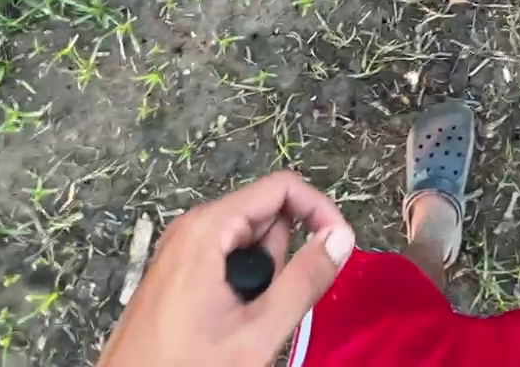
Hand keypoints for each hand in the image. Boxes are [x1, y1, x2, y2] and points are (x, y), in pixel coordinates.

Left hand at [96, 171, 354, 366]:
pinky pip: (228, 259)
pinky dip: (243, 285)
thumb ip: (304, 280)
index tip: (338, 249)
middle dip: (283, 256)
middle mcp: (193, 227)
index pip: (283, 187)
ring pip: (250, 240)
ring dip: (263, 276)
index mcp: (209, 227)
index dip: (319, 211)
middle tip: (270, 306)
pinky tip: (230, 324)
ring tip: (245, 322)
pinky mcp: (176, 273)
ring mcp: (181, 250)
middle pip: (267, 214)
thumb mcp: (256, 332)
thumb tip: (343, 236)